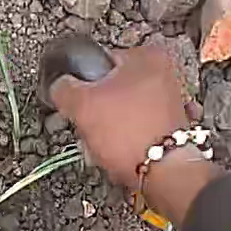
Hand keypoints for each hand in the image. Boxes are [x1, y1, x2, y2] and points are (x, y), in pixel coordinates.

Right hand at [47, 43, 221, 224]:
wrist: (164, 174)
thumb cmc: (128, 133)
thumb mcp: (82, 105)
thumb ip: (64, 88)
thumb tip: (59, 86)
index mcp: (147, 56)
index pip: (100, 62)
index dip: (82, 86)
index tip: (78, 106)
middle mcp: (165, 75)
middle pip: (111, 91)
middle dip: (97, 114)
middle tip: (90, 130)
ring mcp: (170, 103)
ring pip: (122, 113)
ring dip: (108, 131)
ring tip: (105, 147)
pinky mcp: (171, 129)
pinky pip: (136, 131)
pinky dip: (126, 142)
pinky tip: (121, 155)